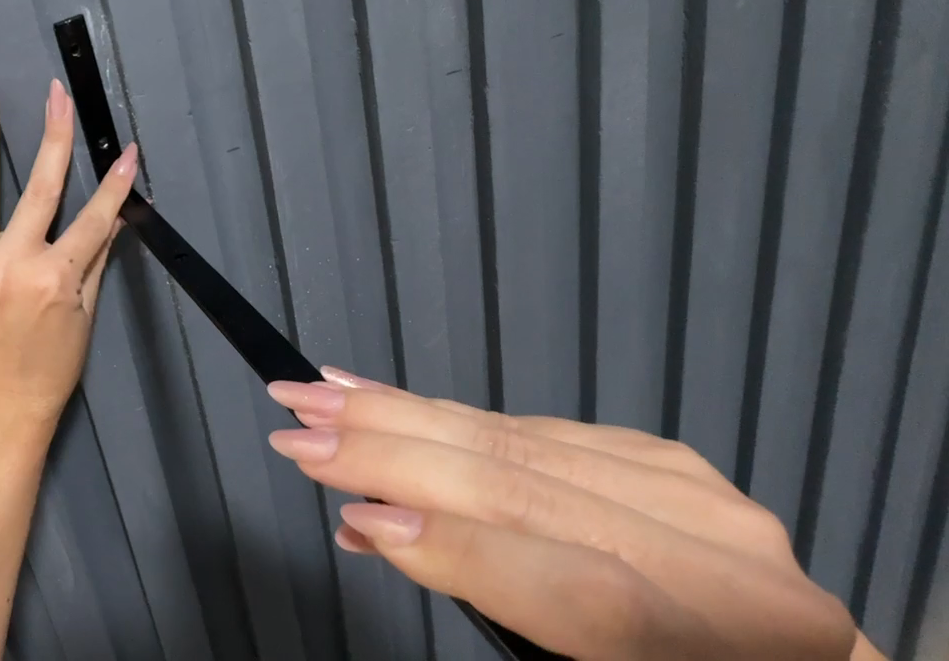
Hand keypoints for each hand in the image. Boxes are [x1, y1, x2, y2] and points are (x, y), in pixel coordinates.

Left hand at [0, 81, 137, 427]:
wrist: (2, 404)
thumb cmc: (53, 364)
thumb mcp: (85, 313)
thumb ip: (95, 256)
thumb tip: (116, 212)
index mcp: (55, 279)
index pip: (93, 219)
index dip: (113, 184)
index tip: (126, 149)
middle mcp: (14, 265)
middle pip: (40, 190)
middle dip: (53, 137)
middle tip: (56, 95)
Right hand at [267, 371, 871, 660]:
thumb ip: (501, 601)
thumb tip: (375, 526)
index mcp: (732, 640)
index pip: (584, 589)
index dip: (465, 550)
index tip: (357, 518)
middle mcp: (724, 555)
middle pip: (533, 491)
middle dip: (395, 456)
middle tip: (294, 431)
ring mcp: (687, 489)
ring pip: (516, 439)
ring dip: (396, 414)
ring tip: (313, 396)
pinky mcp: (652, 451)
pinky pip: (524, 426)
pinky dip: (437, 410)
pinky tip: (377, 393)